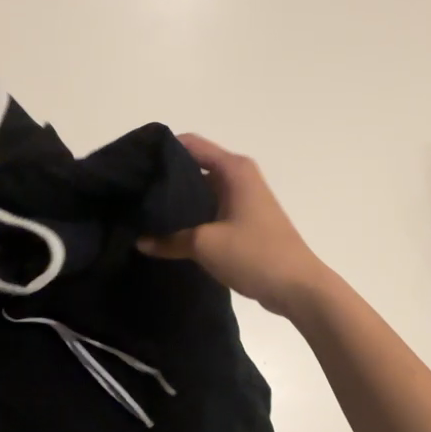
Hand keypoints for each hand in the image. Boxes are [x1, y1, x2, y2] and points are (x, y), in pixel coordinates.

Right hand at [139, 134, 332, 317]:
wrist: (298, 287)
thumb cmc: (255, 255)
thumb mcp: (205, 245)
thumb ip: (169, 240)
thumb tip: (140, 241)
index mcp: (233, 169)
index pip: (189, 144)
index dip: (160, 150)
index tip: (132, 164)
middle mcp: (239, 177)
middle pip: (193, 167)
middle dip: (165, 179)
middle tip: (132, 194)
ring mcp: (243, 200)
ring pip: (201, 192)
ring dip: (178, 202)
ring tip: (144, 214)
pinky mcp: (244, 222)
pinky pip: (210, 211)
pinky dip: (191, 219)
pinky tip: (168, 233)